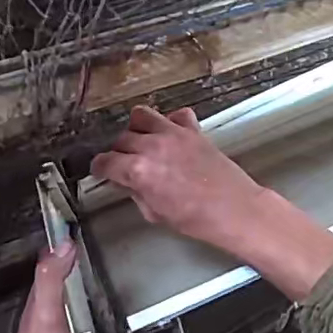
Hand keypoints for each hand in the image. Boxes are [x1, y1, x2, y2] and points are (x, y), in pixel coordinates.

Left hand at [0, 242, 79, 332]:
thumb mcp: (50, 316)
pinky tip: (84, 307)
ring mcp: (46, 328)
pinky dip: (75, 303)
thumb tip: (63, 247)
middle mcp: (39, 311)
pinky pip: (66, 314)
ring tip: (85, 266)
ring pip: (58, 295)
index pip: (47, 262)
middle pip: (52, 277)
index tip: (72, 224)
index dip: (59, 243)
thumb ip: (54, 282)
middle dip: (65, 258)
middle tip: (83, 241)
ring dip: (69, 279)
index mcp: (38, 300)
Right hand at [90, 106, 332, 301]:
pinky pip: (174, 115)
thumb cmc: (197, 218)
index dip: (99, 168)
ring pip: (141, 116)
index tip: (101, 171)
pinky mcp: (193, 131)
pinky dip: (169, 121)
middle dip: (118, 152)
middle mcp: (153, 147)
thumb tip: (125, 182)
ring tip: (141, 143)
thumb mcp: (154, 213)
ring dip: (137, 129)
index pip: (105, 161)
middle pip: (121, 139)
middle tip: (124, 164)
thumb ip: (135, 192)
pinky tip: (169, 135)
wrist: (233, 210)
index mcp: (138, 170)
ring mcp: (174, 135)